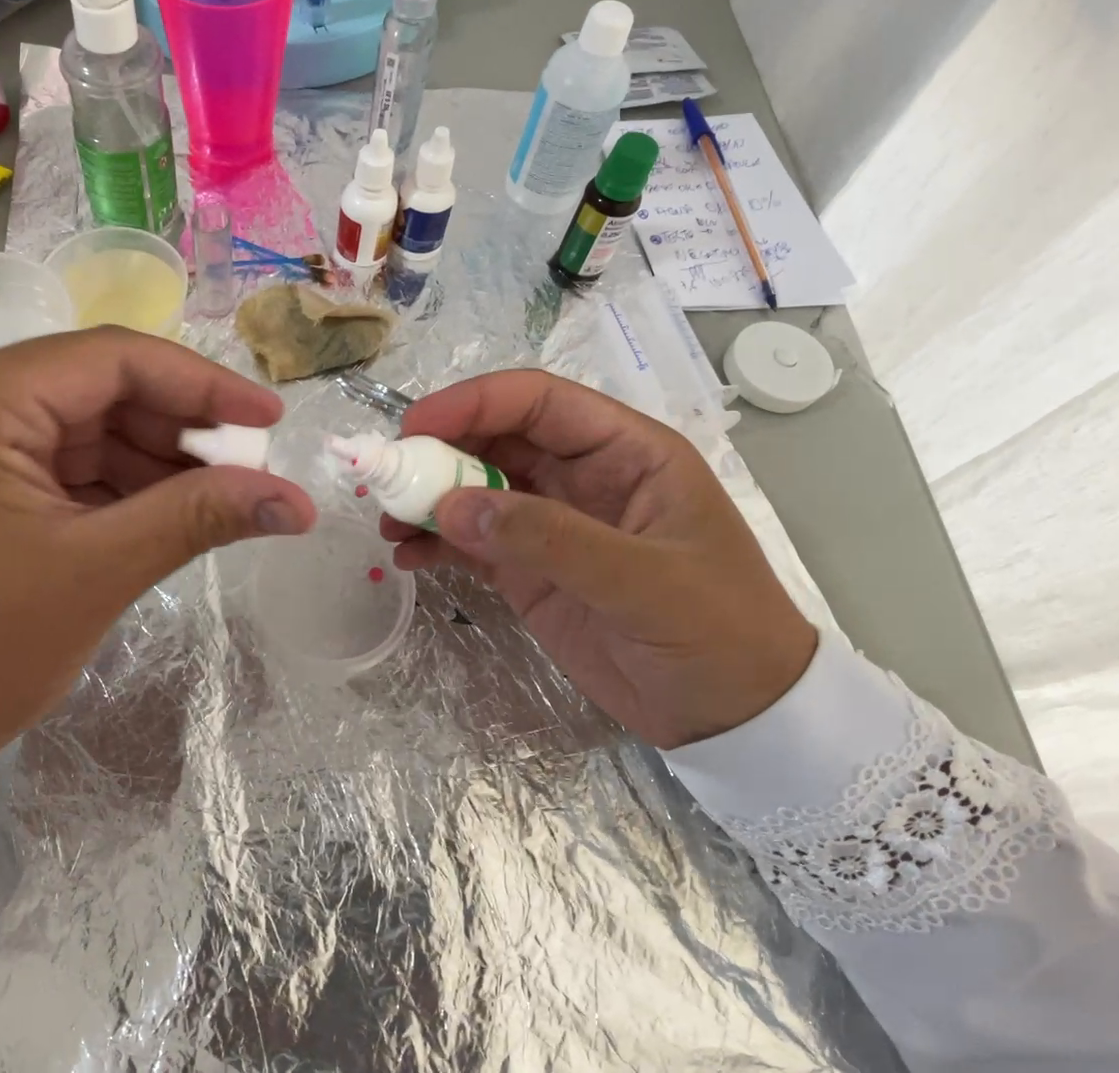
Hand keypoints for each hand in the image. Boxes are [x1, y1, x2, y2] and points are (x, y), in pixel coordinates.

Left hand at [0, 328, 315, 775]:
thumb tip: (299, 502)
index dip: (199, 385)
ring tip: (210, 499)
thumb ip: (201, 516)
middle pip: (86, 388)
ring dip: (142, 459)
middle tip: (245, 470)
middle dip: (173, 429)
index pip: (106, 359)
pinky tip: (153, 512)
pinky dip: (100, 483)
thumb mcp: (99, 572)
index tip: (268, 421)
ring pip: (67, 426)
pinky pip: (40, 460)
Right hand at [384, 369, 815, 749]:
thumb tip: (451, 506)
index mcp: (627, 453)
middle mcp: (584, 478)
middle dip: (438, 451)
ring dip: (430, 498)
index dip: (474, 403)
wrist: (733, 716)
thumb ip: (549, 539)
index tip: (414, 426)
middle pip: (497, 440)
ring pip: (477, 490)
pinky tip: (407, 557)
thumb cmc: (716, 632)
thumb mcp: (642, 581)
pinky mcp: (532, 573)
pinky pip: (474, 544)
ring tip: (387, 521)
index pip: (540, 402)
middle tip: (385, 479)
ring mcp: (554, 527)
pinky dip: (437, 544)